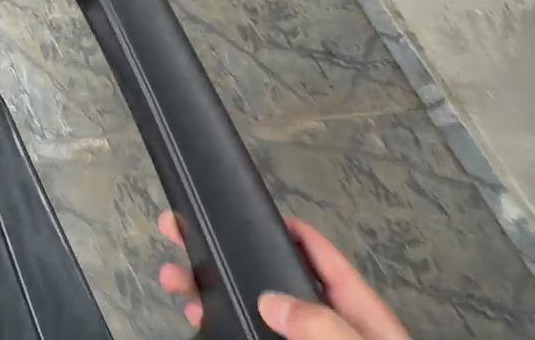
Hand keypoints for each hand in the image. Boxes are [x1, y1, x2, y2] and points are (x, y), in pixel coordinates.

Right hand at [156, 211, 409, 338]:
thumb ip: (324, 327)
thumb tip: (270, 299)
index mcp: (360, 319)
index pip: (323, 260)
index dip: (286, 229)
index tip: (241, 207)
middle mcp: (329, 332)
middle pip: (272, 281)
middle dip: (225, 256)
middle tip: (180, 235)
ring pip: (252, 312)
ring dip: (211, 291)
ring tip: (174, 281)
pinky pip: (247, 337)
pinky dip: (218, 326)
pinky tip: (197, 320)